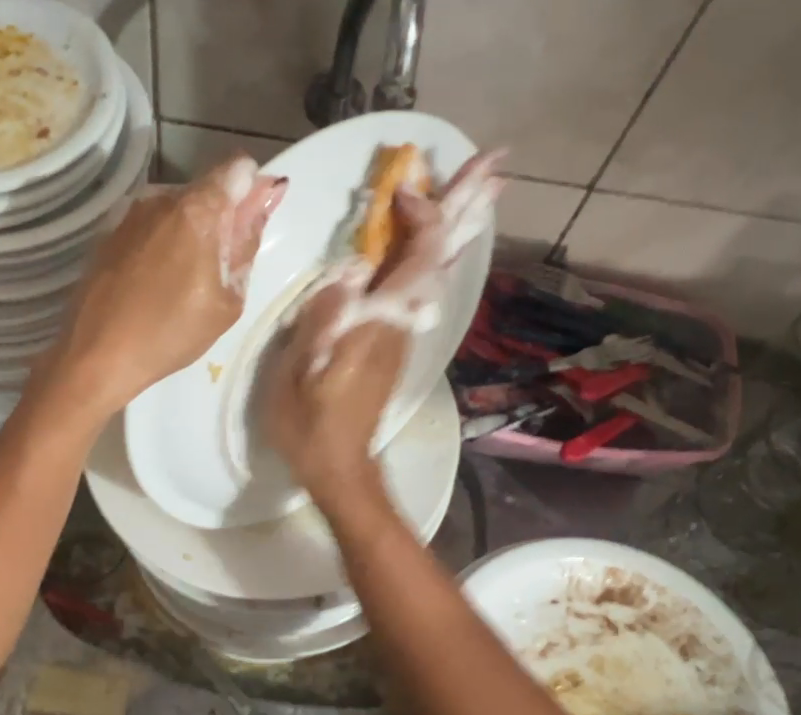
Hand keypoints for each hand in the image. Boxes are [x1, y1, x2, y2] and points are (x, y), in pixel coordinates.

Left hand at [33, 156, 286, 417]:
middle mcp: (161, 197)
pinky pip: (149, 228)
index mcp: (198, 207)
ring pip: (175, 209)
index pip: (239, 168)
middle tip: (217, 271)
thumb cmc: (170, 333)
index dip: (251, 193)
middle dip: (219, 219)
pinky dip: (160, 246)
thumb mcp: (226, 301)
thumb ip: (246, 244)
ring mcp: (129, 214)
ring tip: (181, 285)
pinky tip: (153, 286)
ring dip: (188, 233)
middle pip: (206, 189)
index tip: (248, 228)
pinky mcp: (108, 234)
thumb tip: (262, 202)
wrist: (96, 355)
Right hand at [264, 151, 502, 507]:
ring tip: (482, 188)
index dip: (420, 211)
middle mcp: (406, 319)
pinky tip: (438, 243)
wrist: (337, 466)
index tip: (406, 183)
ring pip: (439, 267)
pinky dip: (437, 253)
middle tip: (497, 161)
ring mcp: (404, 332)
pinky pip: (425, 285)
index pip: (420, 250)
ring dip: (460, 225)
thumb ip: (327, 310)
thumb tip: (353, 267)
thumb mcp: (302, 365)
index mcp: (385, 319)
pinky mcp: (396, 343)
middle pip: (443, 252)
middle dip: (468, 205)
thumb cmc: (310, 420)